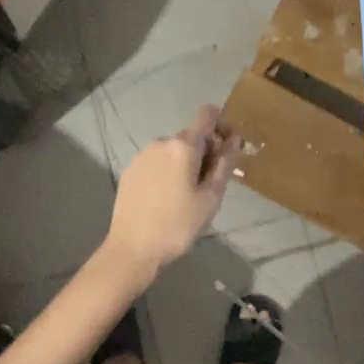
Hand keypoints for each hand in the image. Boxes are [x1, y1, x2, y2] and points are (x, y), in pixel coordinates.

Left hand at [104, 105, 239, 277]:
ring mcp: (141, 156)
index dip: (223, 124)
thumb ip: (225, 164)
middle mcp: (160, 142)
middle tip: (211, 185)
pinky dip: (168, 172)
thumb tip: (234, 139)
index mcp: (182, 145)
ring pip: (173, 151)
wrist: (133, 249)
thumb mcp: (211, 197)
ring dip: (186, 163)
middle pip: (191, 136)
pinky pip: (157, 163)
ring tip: (189, 196)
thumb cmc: (178, 225)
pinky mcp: (129, 171)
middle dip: (206, 152)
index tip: (229, 148)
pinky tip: (167, 199)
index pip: (207, 114)